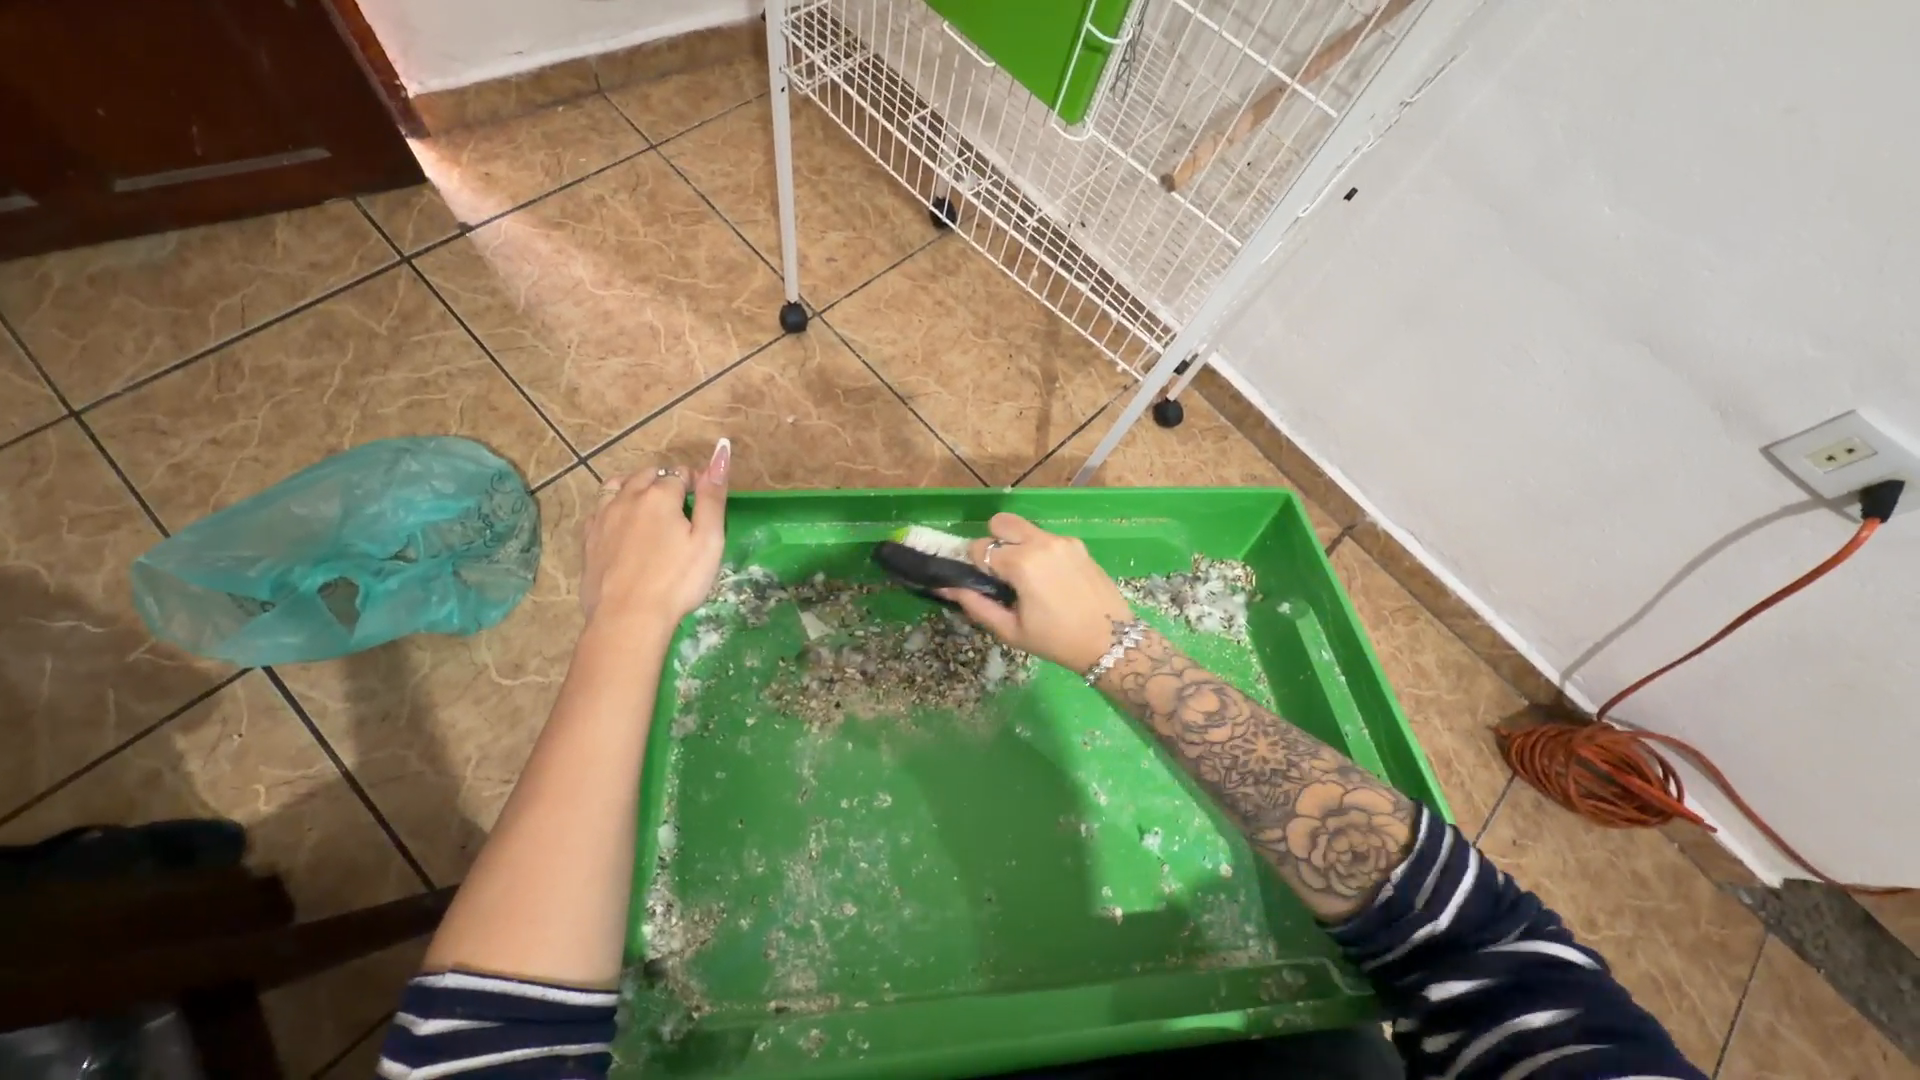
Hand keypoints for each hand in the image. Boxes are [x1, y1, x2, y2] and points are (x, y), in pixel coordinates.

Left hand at [580, 438, 729, 628]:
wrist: (628, 617)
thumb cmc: (677, 580)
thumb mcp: (708, 539)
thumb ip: (713, 495)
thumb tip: (721, 451)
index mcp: (660, 495)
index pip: (680, 474)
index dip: (695, 484)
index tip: (702, 504)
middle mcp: (628, 497)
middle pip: (648, 475)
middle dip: (665, 482)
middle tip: (681, 509)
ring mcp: (603, 517)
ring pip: (618, 486)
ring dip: (636, 487)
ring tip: (649, 507)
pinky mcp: (588, 539)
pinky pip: (600, 508)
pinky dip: (613, 506)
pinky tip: (622, 524)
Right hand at [938, 513, 1132, 672]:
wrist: (1111, 641)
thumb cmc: (1056, 640)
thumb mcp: (1011, 630)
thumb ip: (975, 605)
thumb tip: (947, 587)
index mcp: (1022, 563)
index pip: (980, 547)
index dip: (976, 566)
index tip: (986, 584)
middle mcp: (1041, 542)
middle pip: (1001, 522)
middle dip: (994, 542)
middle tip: (1002, 572)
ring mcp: (1063, 541)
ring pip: (1026, 528)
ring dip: (1018, 545)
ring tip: (1028, 578)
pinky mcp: (1079, 545)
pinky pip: (1048, 539)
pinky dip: (1040, 551)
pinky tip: (1051, 579)